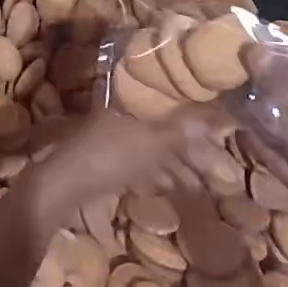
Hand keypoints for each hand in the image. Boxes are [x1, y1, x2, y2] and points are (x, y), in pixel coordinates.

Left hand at [21, 107, 229, 230]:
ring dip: (182, 162)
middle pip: (166, 125)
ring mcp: (117, 138)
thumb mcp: (152, 142)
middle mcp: (125, 114)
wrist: (65, 186)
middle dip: (193, 145)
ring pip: (157, 146)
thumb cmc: (110, 156)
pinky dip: (164, 173)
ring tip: (208, 181)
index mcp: (131, 100)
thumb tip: (219, 117)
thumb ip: (184, 131)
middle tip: (221, 163)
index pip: (170, 99)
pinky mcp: (112, 162)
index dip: (197, 111)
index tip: (221, 123)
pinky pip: (146, 163)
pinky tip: (183, 187)